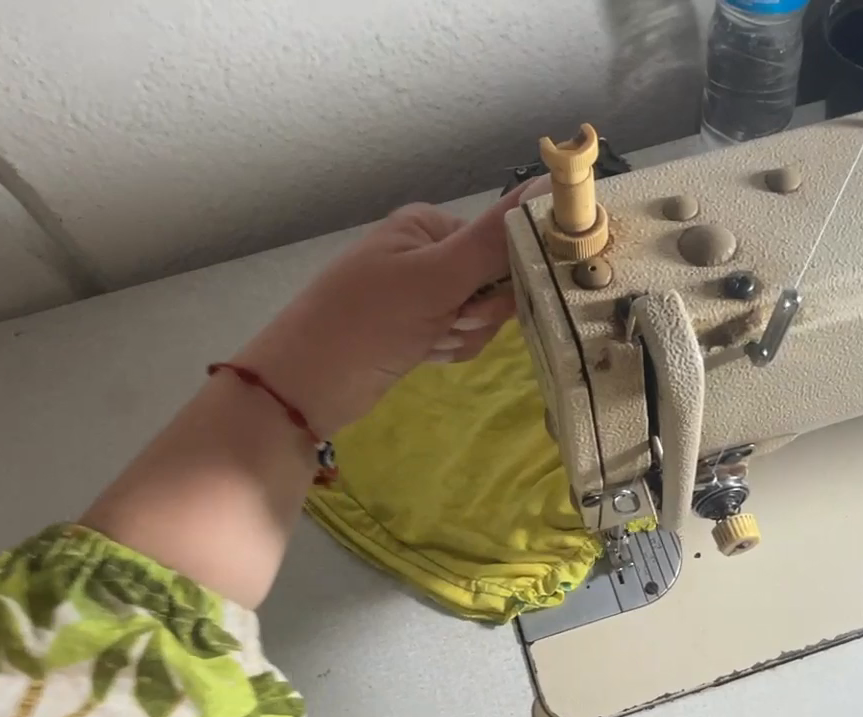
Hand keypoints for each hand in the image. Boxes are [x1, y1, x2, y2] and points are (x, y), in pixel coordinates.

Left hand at [231, 181, 537, 435]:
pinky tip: (423, 355)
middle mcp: (430, 255)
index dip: (502, 280)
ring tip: (426, 342)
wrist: (309, 385)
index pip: (501, 245)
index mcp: (431, 227)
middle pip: (496, 286)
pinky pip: (463, 338)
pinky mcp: (421, 329)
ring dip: (463, 337)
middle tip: (446, 323)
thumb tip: (553, 185)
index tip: (476, 301)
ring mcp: (425, 295)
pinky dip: (450, 351)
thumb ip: (495, 239)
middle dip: (478, 315)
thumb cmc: (368, 321)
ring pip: (483, 318)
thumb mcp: (436, 277)